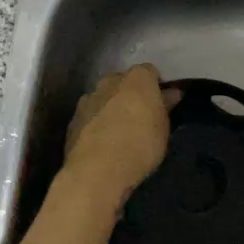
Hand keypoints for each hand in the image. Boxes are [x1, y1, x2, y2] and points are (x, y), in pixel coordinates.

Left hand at [63, 64, 178, 203]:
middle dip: (132, 95)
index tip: (162, 103)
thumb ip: (165, 107)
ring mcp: (88, 98)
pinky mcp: (73, 120)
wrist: (96, 171)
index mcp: (137, 78)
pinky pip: (90, 116)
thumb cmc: (139, 145)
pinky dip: (96, 123)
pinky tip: (102, 144)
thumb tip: (170, 94)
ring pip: (104, 98)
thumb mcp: (163, 128)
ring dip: (112, 108)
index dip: (156, 87)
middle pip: (124, 82)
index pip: (150, 72)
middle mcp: (110, 81)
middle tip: (141, 117)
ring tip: (119, 132)